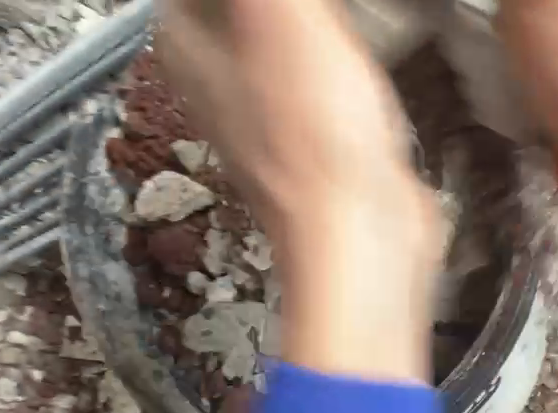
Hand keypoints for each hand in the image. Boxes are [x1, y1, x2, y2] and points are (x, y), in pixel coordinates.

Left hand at [154, 0, 441, 383]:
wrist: (365, 245)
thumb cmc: (315, 133)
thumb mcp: (280, 11)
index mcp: (187, 40)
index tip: (297, 3)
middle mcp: (219, 78)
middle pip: (241, 3)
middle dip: (287, 4)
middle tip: (323, 8)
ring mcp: (272, 117)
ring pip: (281, 33)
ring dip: (315, 15)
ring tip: (353, 11)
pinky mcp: (322, 145)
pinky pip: (322, 74)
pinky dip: (342, 49)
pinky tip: (370, 37)